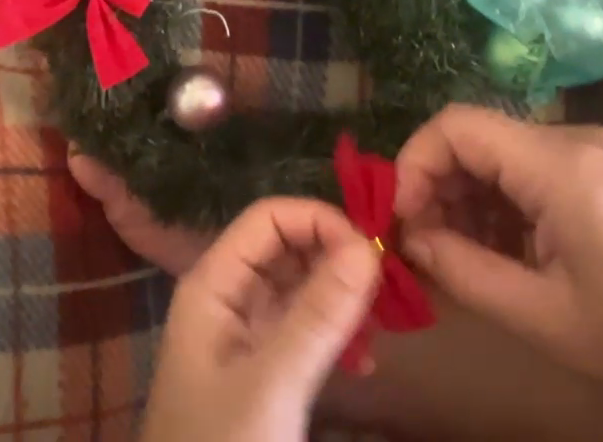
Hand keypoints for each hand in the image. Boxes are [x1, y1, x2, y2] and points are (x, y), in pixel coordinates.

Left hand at [139, 198, 380, 441]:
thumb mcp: (271, 384)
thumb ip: (317, 315)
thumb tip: (367, 246)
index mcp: (214, 283)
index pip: (268, 218)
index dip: (319, 221)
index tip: (371, 251)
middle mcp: (228, 296)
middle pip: (287, 247)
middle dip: (337, 256)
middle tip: (389, 285)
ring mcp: (246, 332)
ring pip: (301, 286)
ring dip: (343, 296)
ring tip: (383, 323)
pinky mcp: (265, 368)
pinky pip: (306, 328)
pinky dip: (338, 334)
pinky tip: (367, 361)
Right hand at [392, 105, 602, 430]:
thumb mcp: (550, 320)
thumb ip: (465, 273)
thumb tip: (409, 240)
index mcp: (559, 164)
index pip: (454, 126)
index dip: (411, 166)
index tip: (399, 225)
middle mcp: (576, 141)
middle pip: (477, 139)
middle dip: (436, 190)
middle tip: (423, 254)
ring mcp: (602, 156)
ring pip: (506, 158)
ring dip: (471, 203)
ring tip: (462, 265)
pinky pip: (540, 175)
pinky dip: (508, 208)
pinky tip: (510, 258)